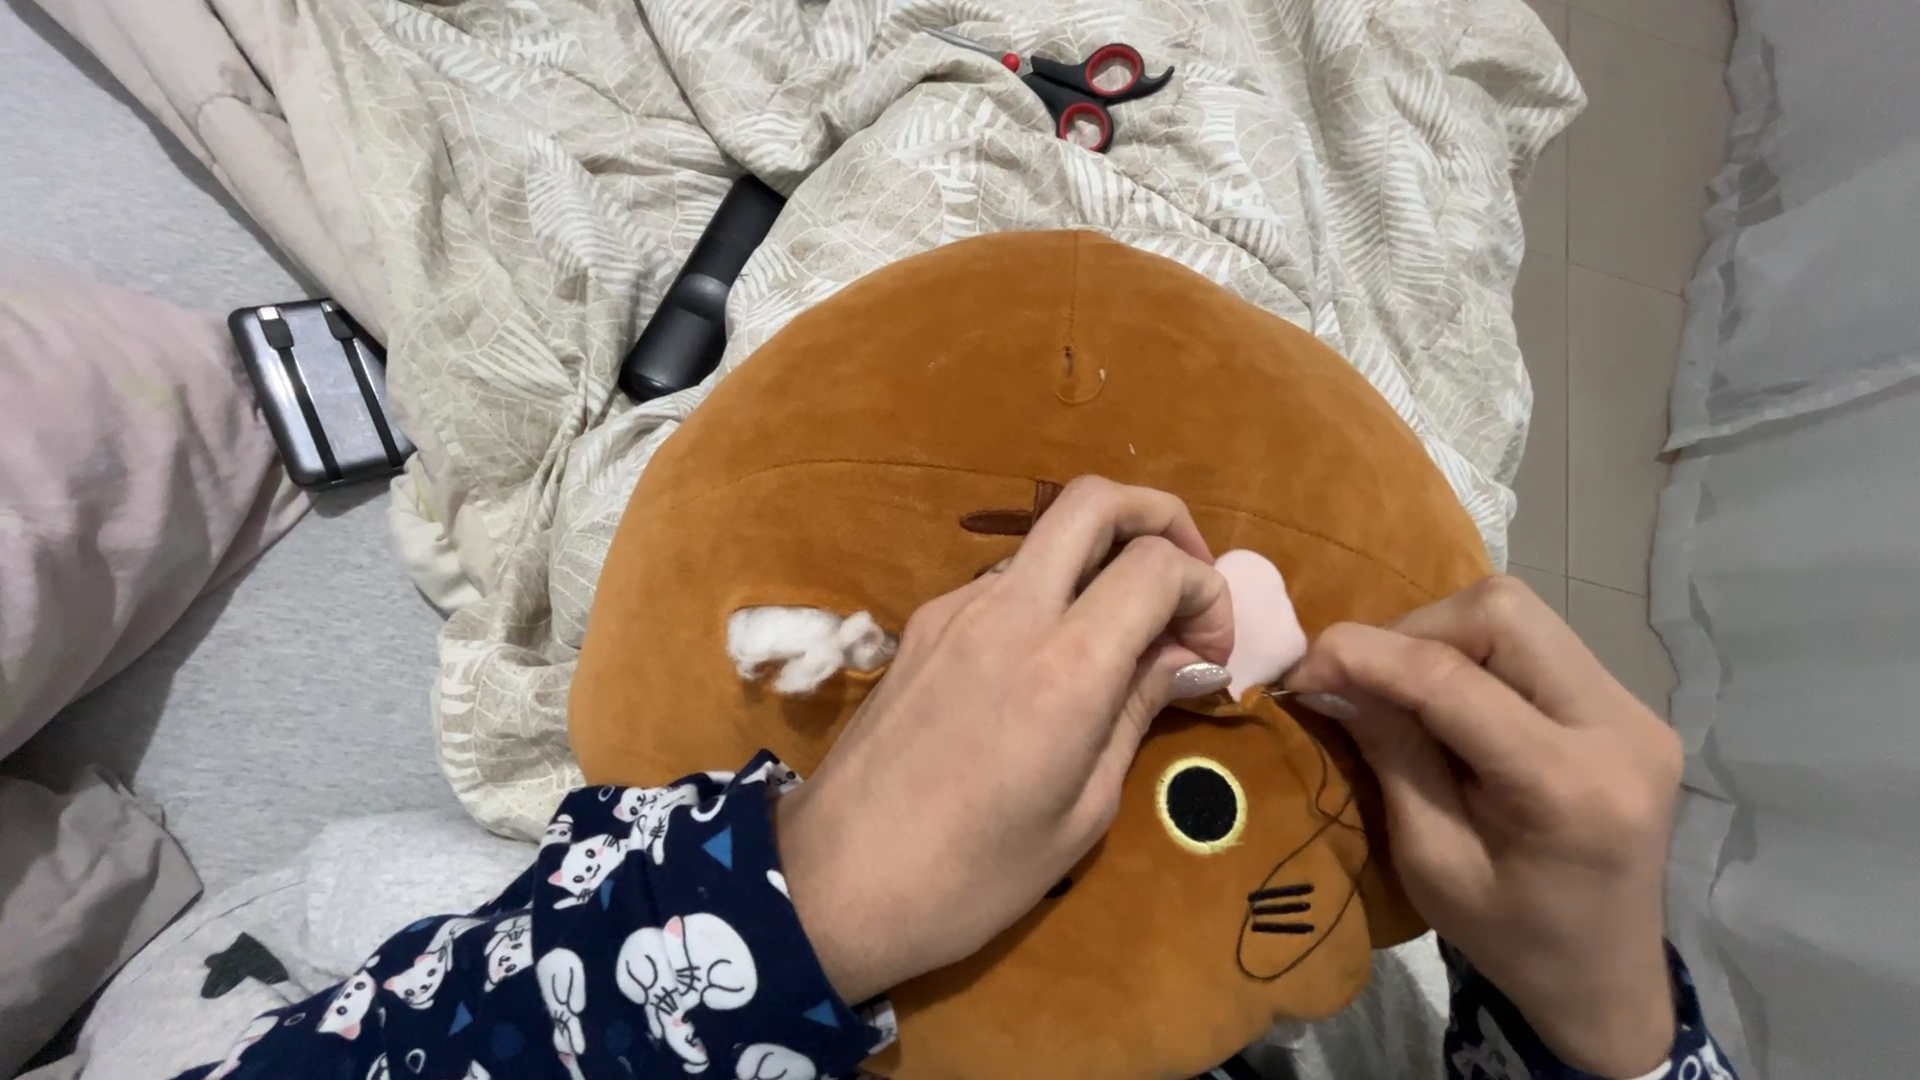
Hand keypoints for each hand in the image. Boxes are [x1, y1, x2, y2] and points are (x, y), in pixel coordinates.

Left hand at [773, 477, 1234, 1003]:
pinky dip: (1051, 592)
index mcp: (1063, 666)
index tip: (1208, 652)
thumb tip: (1191, 658)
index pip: (1156, 564)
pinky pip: (1005, 580)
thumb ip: (1137, 709)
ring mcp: (955, 606)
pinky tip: (1052, 658)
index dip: (1206, 591)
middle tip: (1183, 576)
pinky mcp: (922, 622)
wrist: (836, 881)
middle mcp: (1007, 611)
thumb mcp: (1084, 810)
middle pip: (1092, 498)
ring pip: (1046, 536)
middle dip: (1159, 515)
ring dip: (1100, 558)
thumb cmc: (973, 873)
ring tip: (1121, 629)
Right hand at [1284, 575, 1682, 1077]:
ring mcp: (1633, 709)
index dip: (1359, 656)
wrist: (1605, 976)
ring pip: (1513, 611)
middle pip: (1499, 612)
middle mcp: (1621, 728)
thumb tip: (1328, 675)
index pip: (1449, 678)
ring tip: (1403, 689)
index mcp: (1570, 788)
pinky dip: (1466, 649)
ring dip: (1437, 635)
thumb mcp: (1428, 856)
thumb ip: (1387, 750)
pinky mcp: (1623, 703)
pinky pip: (1528, 636)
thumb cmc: (1508, 934)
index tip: (1299, 672)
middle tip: (1367, 681)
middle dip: (1410, 632)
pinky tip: (1446, 697)